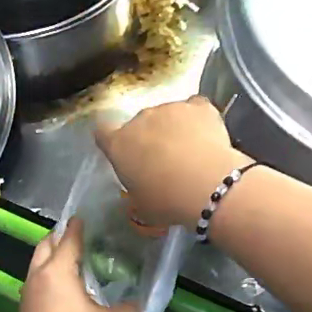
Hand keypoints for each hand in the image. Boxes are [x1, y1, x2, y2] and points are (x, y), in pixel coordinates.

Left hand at [9, 219, 140, 311]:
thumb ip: (130, 308)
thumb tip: (138, 301)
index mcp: (57, 272)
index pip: (70, 236)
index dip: (82, 224)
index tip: (96, 215)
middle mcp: (37, 277)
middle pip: (46, 245)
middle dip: (64, 236)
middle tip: (88, 236)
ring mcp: (27, 297)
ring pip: (38, 265)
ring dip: (55, 257)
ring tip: (81, 260)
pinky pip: (38, 284)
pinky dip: (51, 277)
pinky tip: (70, 290)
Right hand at [95, 96, 249, 227]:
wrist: (208, 188)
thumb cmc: (167, 202)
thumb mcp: (141, 205)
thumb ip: (135, 188)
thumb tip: (142, 185)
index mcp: (119, 145)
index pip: (103, 133)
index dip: (112, 141)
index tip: (124, 153)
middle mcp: (141, 119)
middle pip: (140, 124)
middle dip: (149, 138)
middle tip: (164, 162)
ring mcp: (170, 108)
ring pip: (168, 115)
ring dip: (174, 129)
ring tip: (191, 152)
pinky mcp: (198, 106)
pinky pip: (194, 108)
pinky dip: (198, 119)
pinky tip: (205, 136)